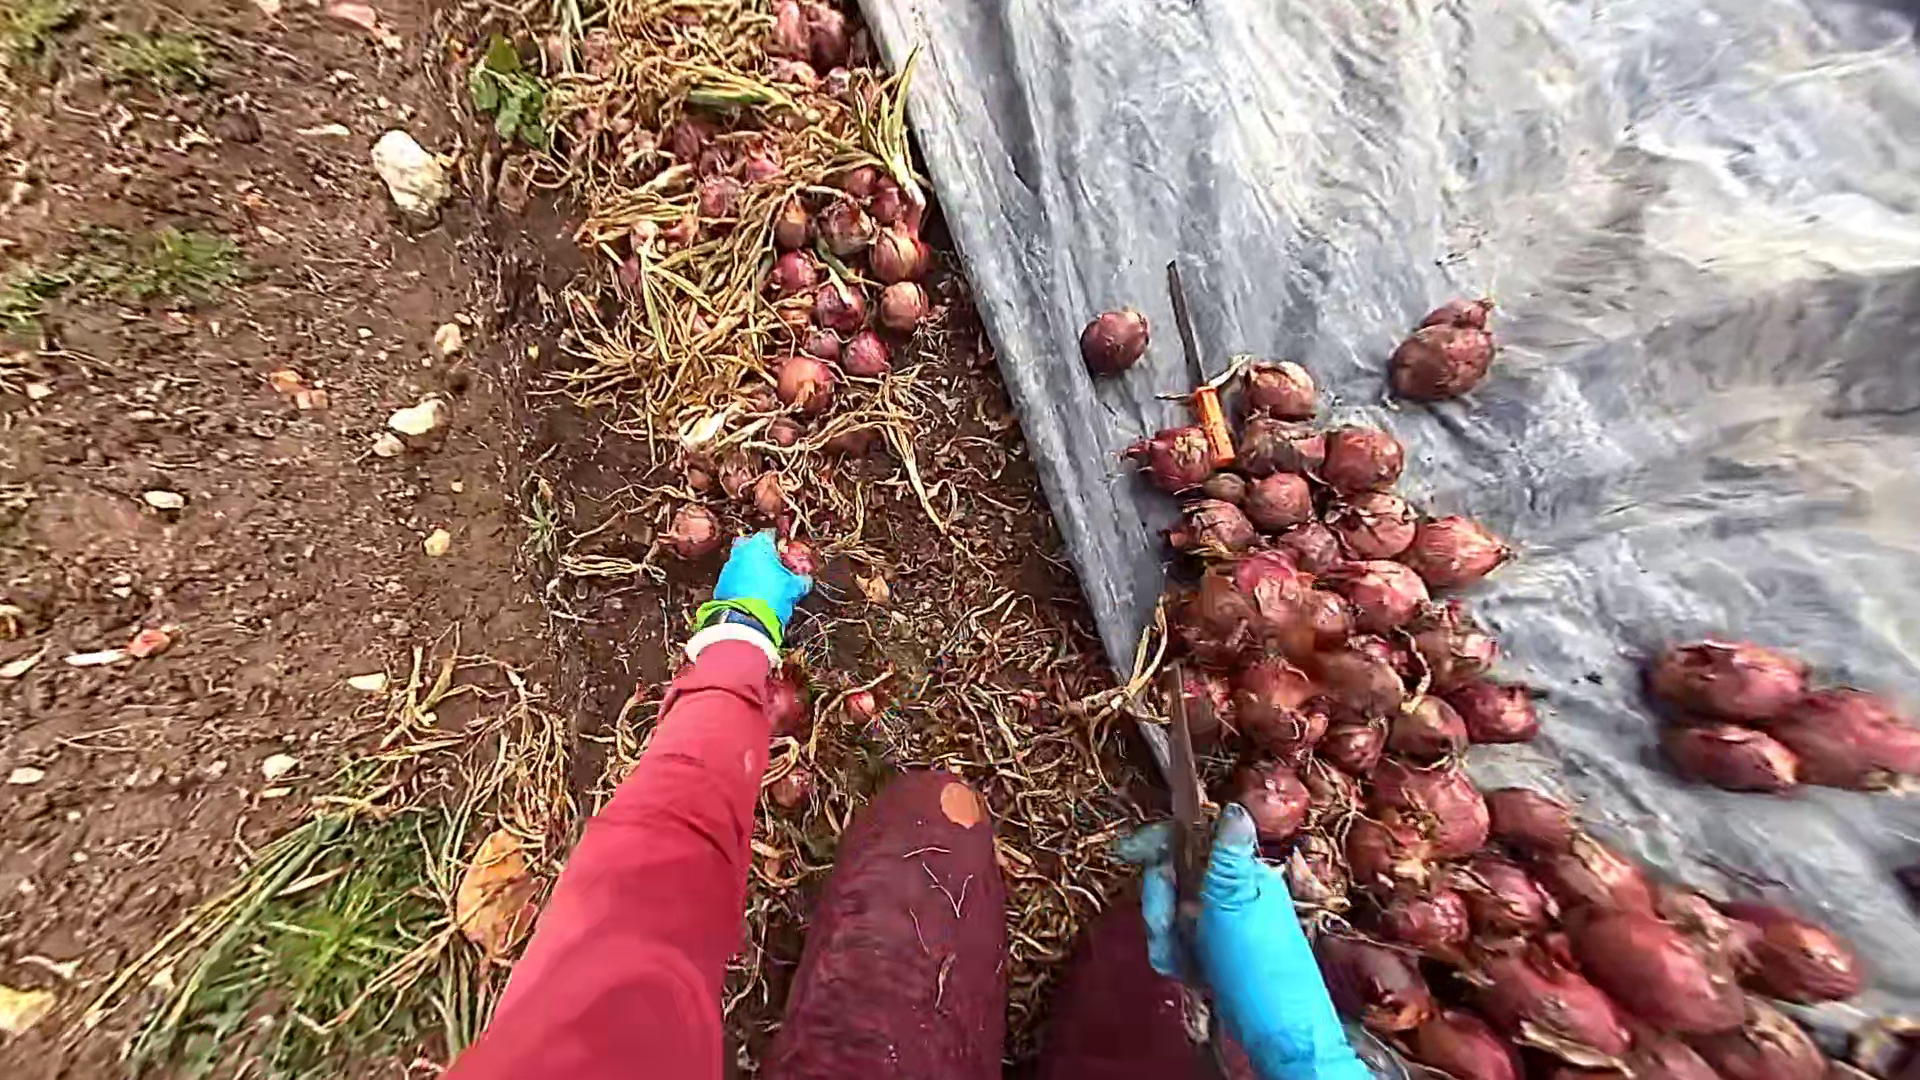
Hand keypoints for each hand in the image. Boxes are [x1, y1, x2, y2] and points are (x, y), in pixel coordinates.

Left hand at [708, 531, 811, 640]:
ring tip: (768, 585)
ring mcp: (727, 569)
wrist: (744, 624)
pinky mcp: (720, 585)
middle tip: (777, 567)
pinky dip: (745, 583)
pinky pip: (735, 578)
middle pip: (753, 546)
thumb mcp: (794, 587)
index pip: (771, 534)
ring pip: (743, 562)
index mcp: (757, 546)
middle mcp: (739, 553)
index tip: (789, 555)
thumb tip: (805, 579)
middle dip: (764, 555)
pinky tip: (756, 595)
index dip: (782, 544)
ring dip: (754, 570)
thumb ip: (801, 578)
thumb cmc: (770, 599)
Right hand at [1121, 804, 1371, 1079]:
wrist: (1282, 1042)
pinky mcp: (1212, 953)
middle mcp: (1228, 892)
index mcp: (1239, 872)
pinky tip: (1186, 974)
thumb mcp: (1237, 902)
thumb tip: (1235, 807)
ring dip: (1164, 934)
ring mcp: (1219, 923)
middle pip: (1171, 874)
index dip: (1157, 842)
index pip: (1188, 837)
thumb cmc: (1259, 966)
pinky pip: (1176, 941)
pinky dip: (1175, 956)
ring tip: (1179, 959)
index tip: (1127, 851)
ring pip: (1169, 909)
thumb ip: (1227, 854)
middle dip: (1159, 899)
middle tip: (1165, 924)